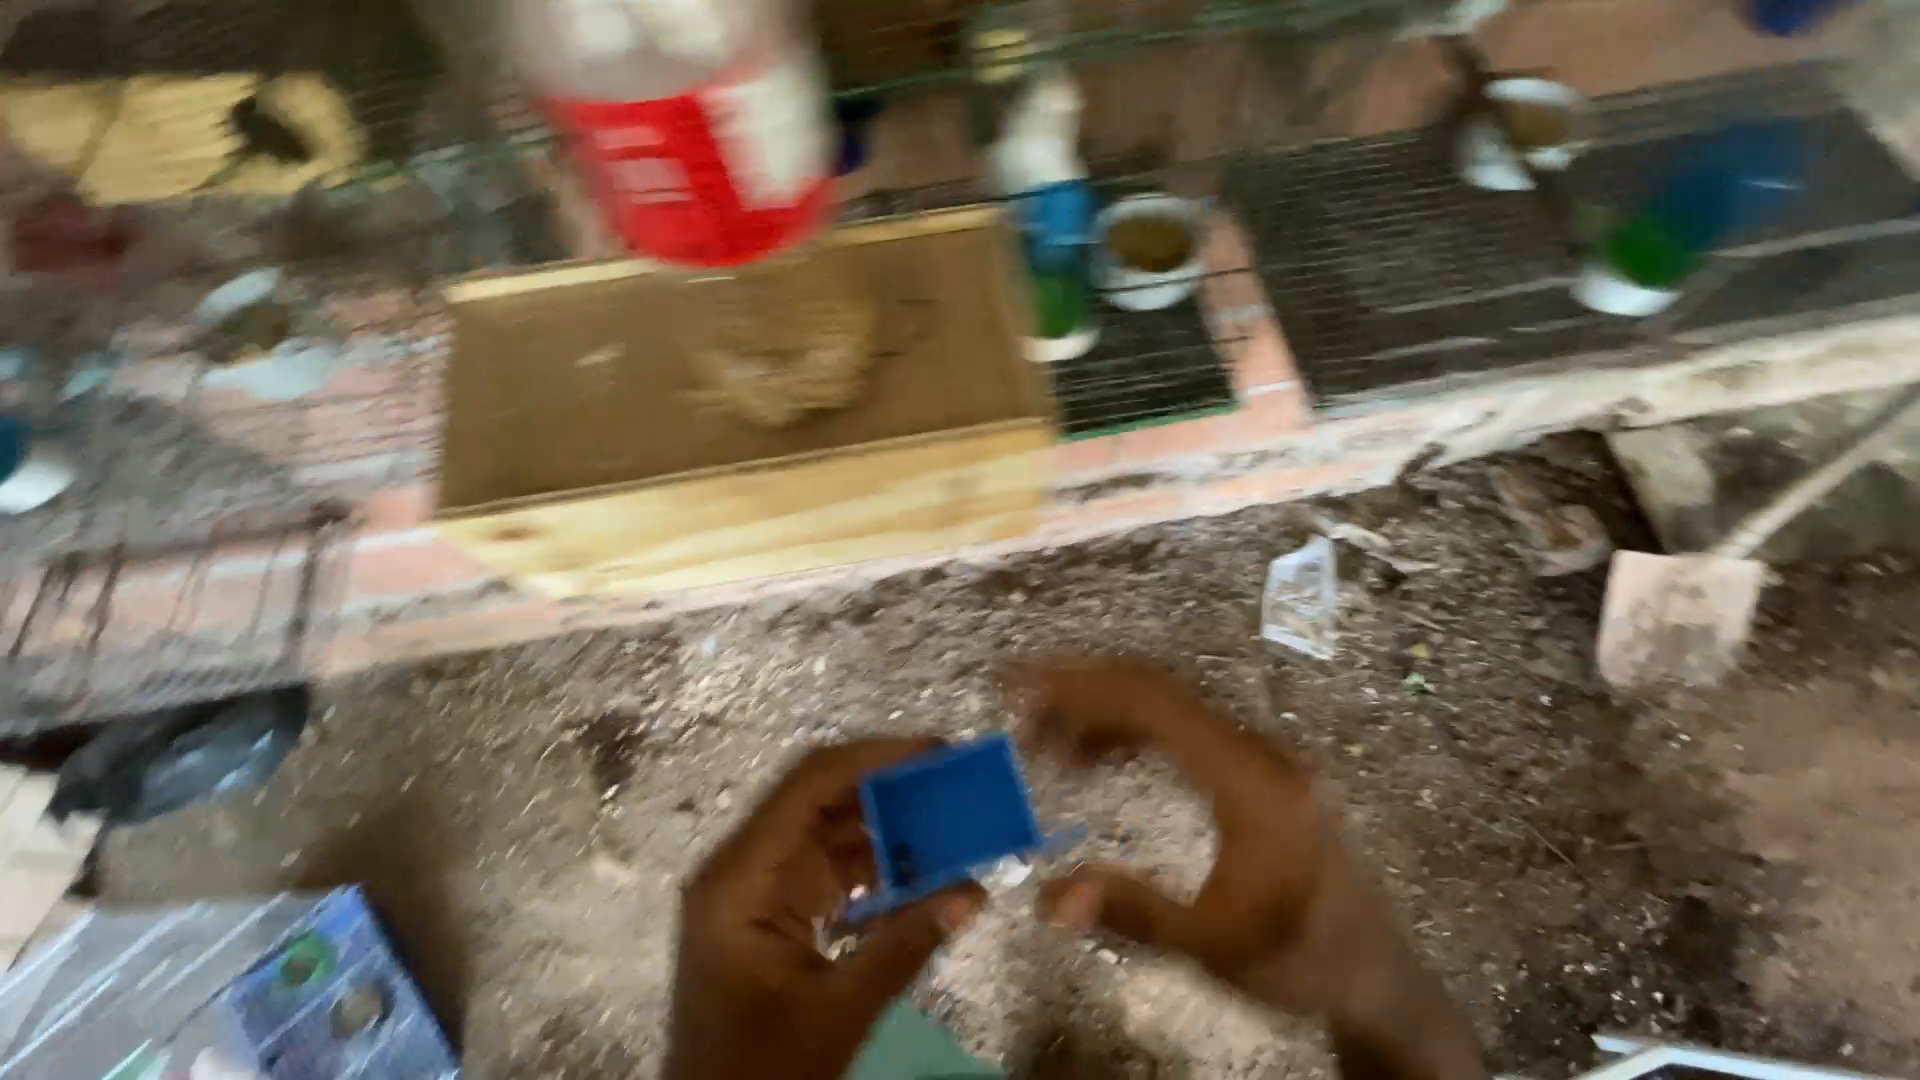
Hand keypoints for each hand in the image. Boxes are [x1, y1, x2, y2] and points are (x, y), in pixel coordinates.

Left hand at [664, 739, 986, 1079]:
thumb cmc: (759, 1070)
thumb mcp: (836, 1012)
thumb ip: (903, 947)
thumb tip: (974, 893)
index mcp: (740, 877)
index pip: (809, 785)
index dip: (873, 757)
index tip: (935, 750)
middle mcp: (744, 866)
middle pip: (820, 798)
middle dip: (888, 784)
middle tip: (951, 777)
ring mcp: (759, 887)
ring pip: (830, 830)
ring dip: (888, 824)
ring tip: (950, 817)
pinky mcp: (777, 910)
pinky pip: (832, 868)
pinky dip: (877, 865)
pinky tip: (923, 870)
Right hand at [1006, 658, 1486, 1079]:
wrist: (1374, 971)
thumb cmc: (1300, 959)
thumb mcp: (1216, 948)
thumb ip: (1134, 914)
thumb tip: (1049, 898)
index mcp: (1249, 779)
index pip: (1155, 705)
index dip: (1084, 688)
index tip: (1025, 687)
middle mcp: (1254, 749)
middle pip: (1157, 689)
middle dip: (1081, 687)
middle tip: (1019, 699)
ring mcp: (1256, 754)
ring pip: (1167, 703)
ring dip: (1101, 708)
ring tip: (1043, 736)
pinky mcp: (1252, 767)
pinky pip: (1182, 727)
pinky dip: (1129, 730)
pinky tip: (1092, 754)